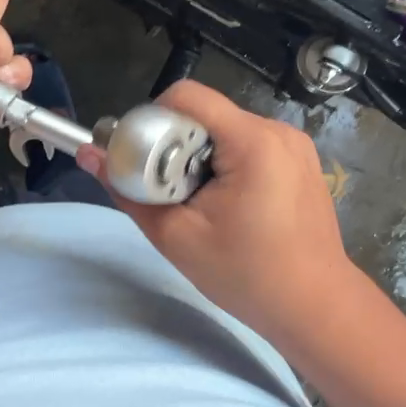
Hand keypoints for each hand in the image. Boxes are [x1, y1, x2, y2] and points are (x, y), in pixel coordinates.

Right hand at [81, 80, 351, 328]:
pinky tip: (228, 205)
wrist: (318, 310)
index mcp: (252, 141)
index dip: (153, 119)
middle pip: (204, 114)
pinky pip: (246, 144)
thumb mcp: (176, 236)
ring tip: (198, 202)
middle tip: (168, 190)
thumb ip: (129, 191)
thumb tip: (87, 155)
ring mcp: (294, 144)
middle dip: (176, 145)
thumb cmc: (248, 275)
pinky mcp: (300, 160)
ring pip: (223, 129)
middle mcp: (277, 130)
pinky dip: (225, 164)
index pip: (187, 96)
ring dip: (200, 156)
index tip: (146, 160)